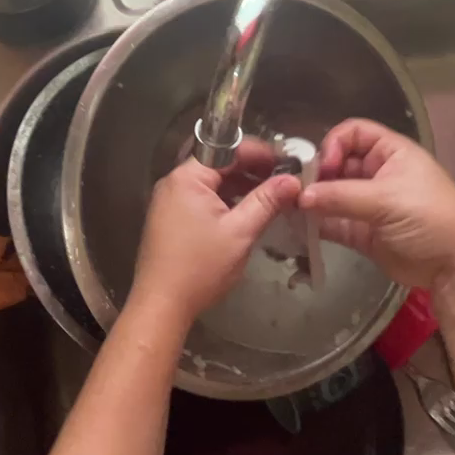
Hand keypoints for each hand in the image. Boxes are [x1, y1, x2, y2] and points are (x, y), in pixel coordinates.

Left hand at [130, 150, 301, 322]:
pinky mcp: (171, 218)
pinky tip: (247, 211)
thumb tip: (293, 180)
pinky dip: (225, 200)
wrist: (161, 305)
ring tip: (272, 194)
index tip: (285, 161)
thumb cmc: (200, 267)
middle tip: (283, 178)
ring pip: (211, 181)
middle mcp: (174, 182)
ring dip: (240, 185)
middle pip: (218, 163)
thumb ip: (266, 201)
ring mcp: (170, 201)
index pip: (226, 148)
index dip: (258, 152)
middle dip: (252, 169)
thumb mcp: (240, 232)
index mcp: (187, 178)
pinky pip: (203, 197)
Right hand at [298, 118, 454, 291]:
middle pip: (338, 163)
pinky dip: (317, 224)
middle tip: (299, 190)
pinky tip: (300, 227)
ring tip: (293, 208)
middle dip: (318, 174)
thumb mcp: (387, 200)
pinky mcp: (362, 232)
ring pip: (332, 193)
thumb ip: (341, 196)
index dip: (334, 144)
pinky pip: (333, 221)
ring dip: (314, 200)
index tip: (323, 166)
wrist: (454, 268)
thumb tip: (301, 196)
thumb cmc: (429, 218)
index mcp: (391, 153)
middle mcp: (377, 173)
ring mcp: (368, 203)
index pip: (353, 133)